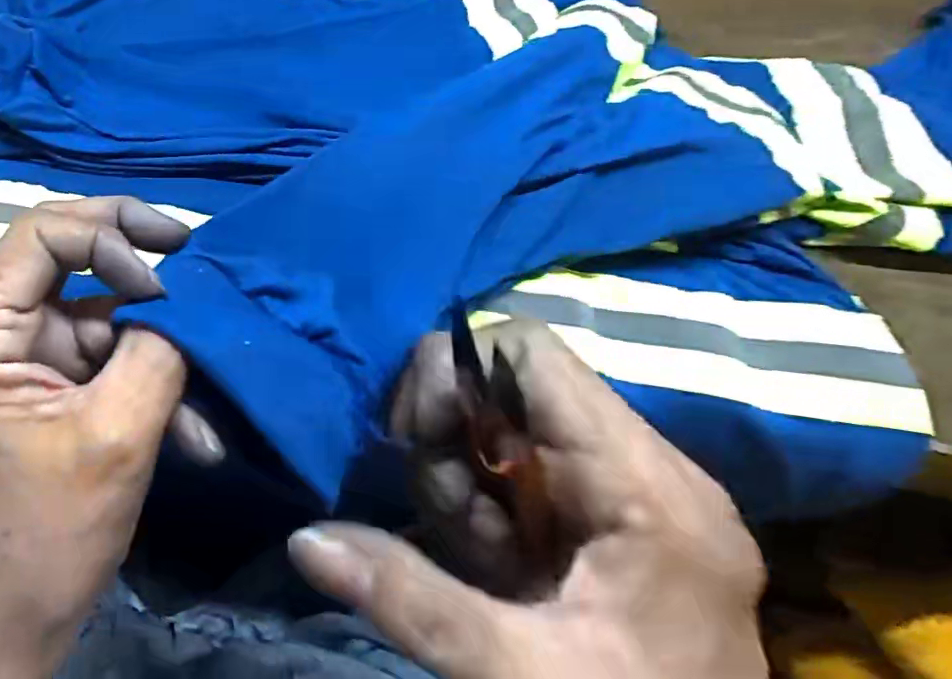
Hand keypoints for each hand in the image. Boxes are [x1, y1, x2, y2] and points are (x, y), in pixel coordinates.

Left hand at [0, 198, 214, 677]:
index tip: (158, 282)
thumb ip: (155, 349)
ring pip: (90, 279)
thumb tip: (185, 295)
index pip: (38, 233)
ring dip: (148, 303)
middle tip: (184, 243)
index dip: (105, 237)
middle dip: (128, 239)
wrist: (26, 601)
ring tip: (199, 322)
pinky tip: (187, 406)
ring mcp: (21, 339)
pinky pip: (104, 324)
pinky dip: (148, 344)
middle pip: (60, 239)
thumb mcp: (118, 434)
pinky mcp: (50, 360)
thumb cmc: (57, 526)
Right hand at [289, 319, 767, 678]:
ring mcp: (629, 480)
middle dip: (451, 435)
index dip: (455, 376)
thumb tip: (304, 539)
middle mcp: (646, 463)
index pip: (528, 352)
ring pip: (505, 416)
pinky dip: (481, 490)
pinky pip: (519, 454)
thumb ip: (412, 599)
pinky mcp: (610, 501)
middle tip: (447, 515)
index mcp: (647, 487)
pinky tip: (491, 553)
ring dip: (462, 470)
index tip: (421, 445)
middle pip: (508, 378)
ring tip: (476, 550)